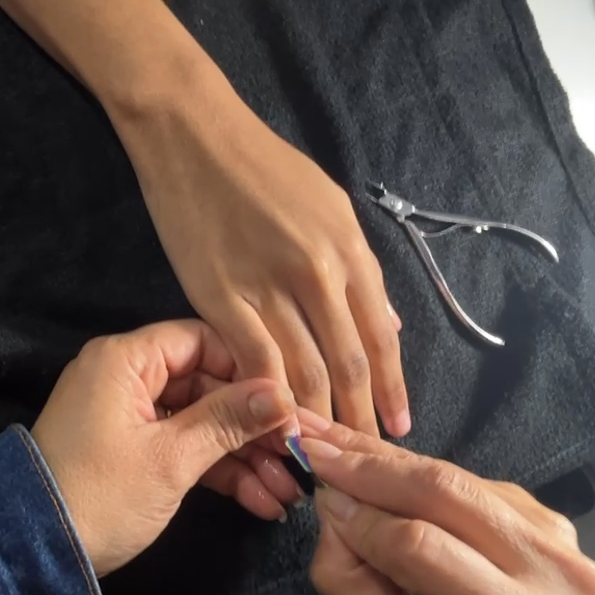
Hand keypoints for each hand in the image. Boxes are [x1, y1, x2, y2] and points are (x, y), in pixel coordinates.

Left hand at [30, 320, 296, 574]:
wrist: (31, 555)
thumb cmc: (101, 494)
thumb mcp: (170, 458)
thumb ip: (228, 420)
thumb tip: (282, 394)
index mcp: (126, 360)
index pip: (200, 340)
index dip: (247, 368)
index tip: (289, 401)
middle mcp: (127, 377)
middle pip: (206, 384)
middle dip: (252, 425)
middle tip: (296, 456)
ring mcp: (130, 415)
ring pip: (200, 421)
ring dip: (242, 455)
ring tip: (287, 491)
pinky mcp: (132, 450)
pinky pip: (182, 447)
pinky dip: (216, 471)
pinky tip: (259, 501)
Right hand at [119, 89, 408, 451]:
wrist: (194, 136)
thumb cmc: (262, 165)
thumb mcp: (328, 203)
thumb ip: (358, 267)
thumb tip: (387, 323)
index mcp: (349, 248)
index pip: (381, 335)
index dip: (392, 388)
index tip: (399, 427)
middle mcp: (320, 273)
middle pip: (348, 363)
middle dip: (360, 417)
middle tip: (364, 459)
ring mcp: (270, 286)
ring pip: (305, 371)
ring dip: (318, 419)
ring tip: (325, 456)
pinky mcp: (221, 297)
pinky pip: (255, 360)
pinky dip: (269, 400)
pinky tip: (276, 428)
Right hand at [298, 414, 594, 594]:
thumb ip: (361, 586)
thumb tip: (331, 509)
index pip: (424, 548)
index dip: (365, 520)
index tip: (320, 498)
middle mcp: (549, 566)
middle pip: (442, 491)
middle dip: (369, 467)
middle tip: (314, 447)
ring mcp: (552, 528)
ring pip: (450, 474)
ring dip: (383, 455)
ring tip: (330, 435)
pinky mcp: (542, 506)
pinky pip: (462, 476)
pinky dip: (410, 466)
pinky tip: (371, 455)